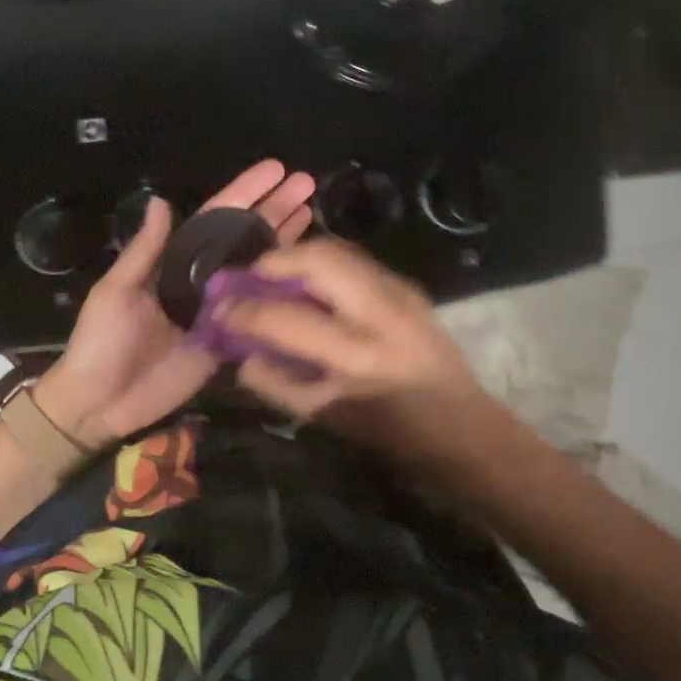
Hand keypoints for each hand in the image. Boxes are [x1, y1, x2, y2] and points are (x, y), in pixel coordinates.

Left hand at [33, 159, 316, 445]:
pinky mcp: (224, 348)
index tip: (274, 170)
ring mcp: (214, 314)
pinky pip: (257, 318)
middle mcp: (196, 283)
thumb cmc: (100, 342)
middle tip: (307, 183)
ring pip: (255, 273)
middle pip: (240, 241)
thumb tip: (162, 200)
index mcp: (169, 265)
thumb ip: (145, 251)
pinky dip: (281, 298)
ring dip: (283, 243)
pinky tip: (311, 278)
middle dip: (272, 211)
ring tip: (313, 212)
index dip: (242, 195)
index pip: (212, 221)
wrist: (99, 403)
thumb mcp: (115, 291)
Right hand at [221, 237, 486, 456]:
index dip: (243, 311)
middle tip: (245, 278)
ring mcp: (401, 292)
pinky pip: (351, 260)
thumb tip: (237, 349)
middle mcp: (383, 313)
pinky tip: (305, 286)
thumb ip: (272, 381)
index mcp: (359, 356)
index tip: (217, 310)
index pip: (285, 317)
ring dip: (294, 258)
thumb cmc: (387, 431)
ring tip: (270, 277)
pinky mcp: (407, 286)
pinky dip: (318, 265)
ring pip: (336, 250)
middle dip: (271, 262)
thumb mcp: (321, 416)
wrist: (462, 427)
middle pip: (318, 259)